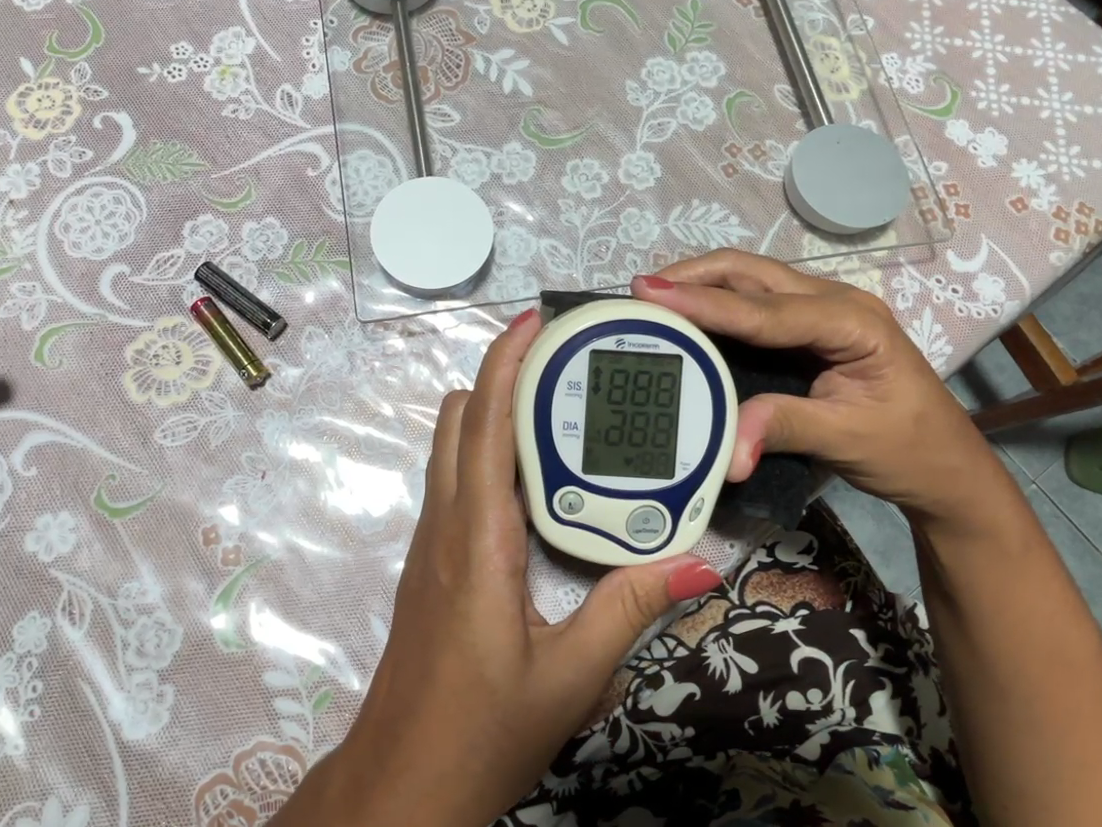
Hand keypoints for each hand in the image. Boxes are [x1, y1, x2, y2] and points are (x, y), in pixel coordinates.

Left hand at [274, 309, 723, 826]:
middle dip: (498, 377)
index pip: (483, 426)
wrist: (403, 780)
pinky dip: (485, 453)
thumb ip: (629, 610)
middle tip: (561, 358)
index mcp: (476, 539)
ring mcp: (431, 543)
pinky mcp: (431, 562)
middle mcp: (445, 525)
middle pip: (458, 422)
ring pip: (450, 449)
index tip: (532, 321)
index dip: (503, 365)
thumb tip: (698, 563)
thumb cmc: (482, 729)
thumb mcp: (570, 676)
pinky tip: (534, 477)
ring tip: (554, 405)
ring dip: (489, 413)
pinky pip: (455, 482)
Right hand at [631, 249, 1006, 524]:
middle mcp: (834, 302)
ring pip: (750, 280)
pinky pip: (752, 304)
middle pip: (753, 272)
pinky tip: (685, 314)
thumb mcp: (847, 439)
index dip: (705, 303)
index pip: (765, 310)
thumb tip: (727, 451)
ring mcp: (821, 310)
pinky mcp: (807, 327)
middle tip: (640, 289)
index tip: (650, 294)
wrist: (945, 465)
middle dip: (694, 275)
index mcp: (851, 322)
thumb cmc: (908, 448)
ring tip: (651, 297)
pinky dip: (714, 303)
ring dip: (700, 283)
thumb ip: (784, 428)